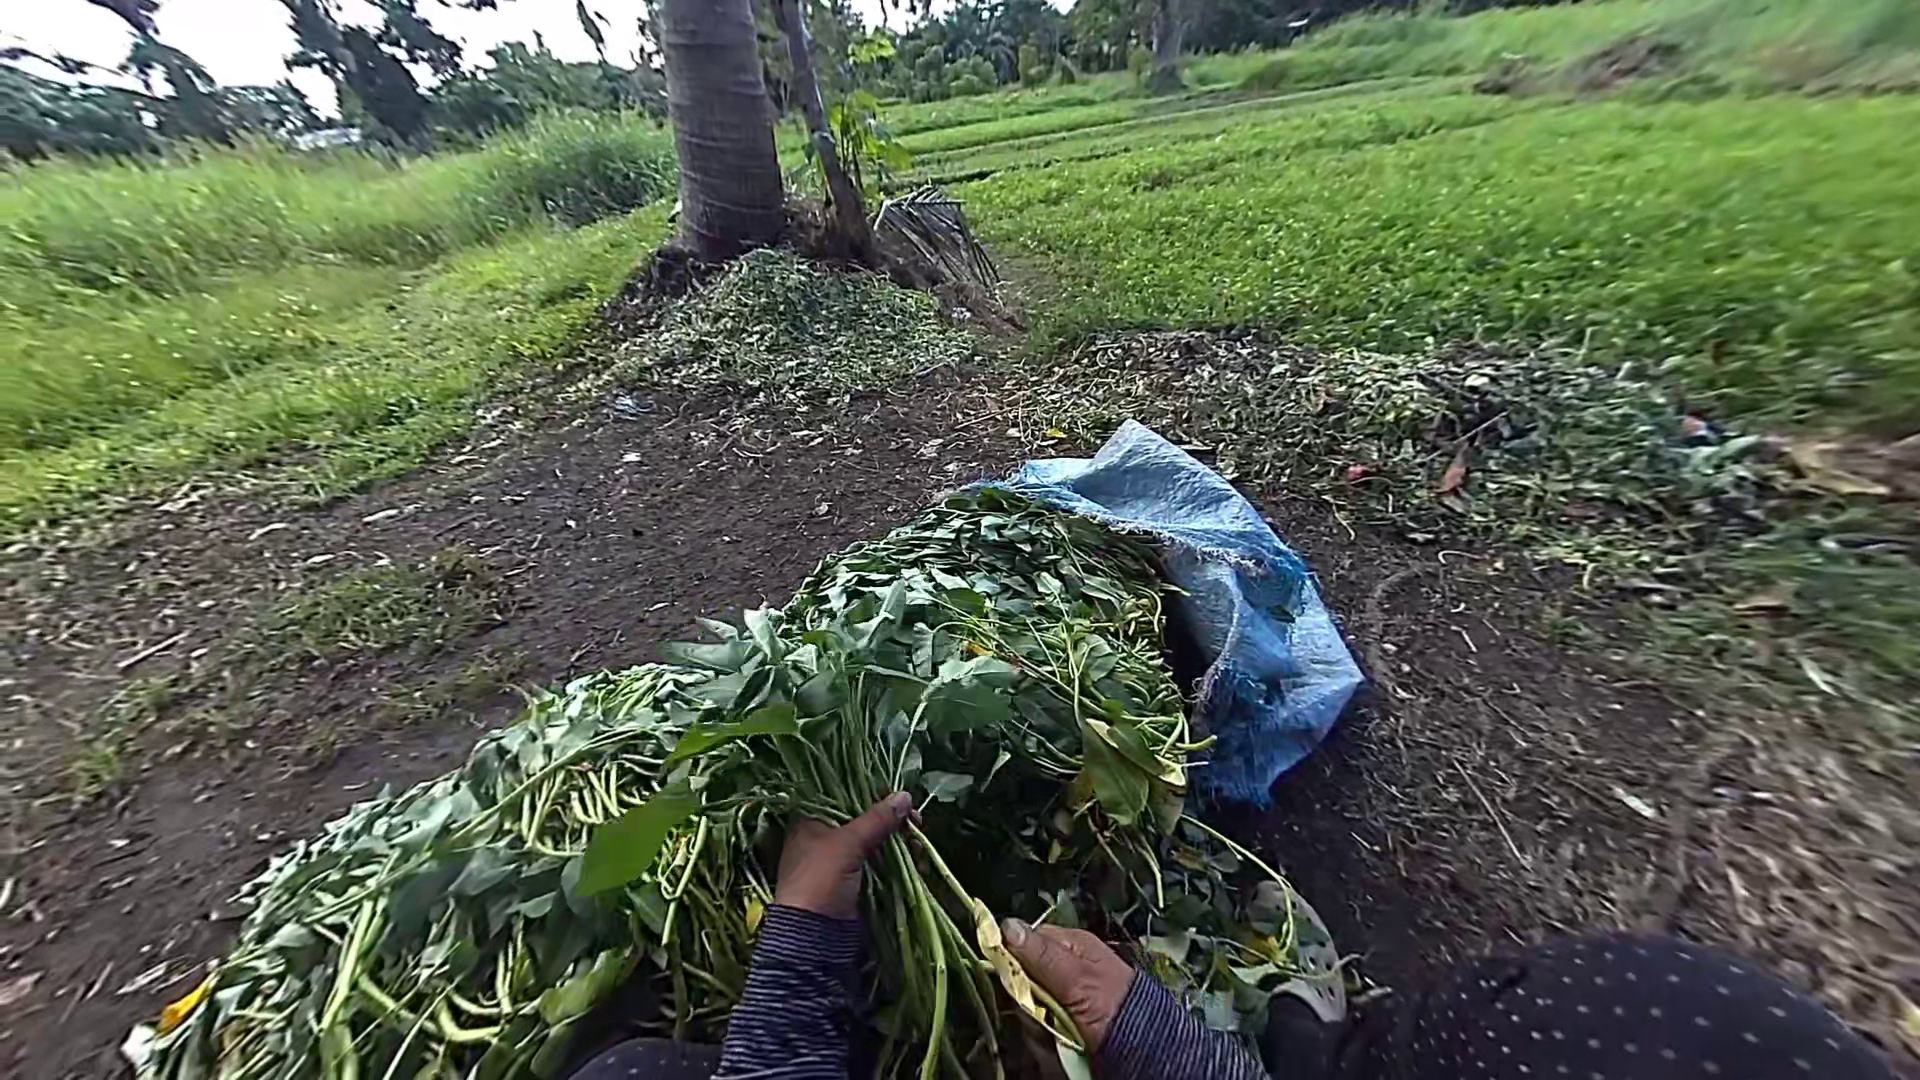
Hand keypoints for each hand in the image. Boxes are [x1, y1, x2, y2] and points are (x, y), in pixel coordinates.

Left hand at [773, 792, 914, 918]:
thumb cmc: (821, 880)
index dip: (874, 793)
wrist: (813, 940)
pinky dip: (899, 860)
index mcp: (812, 821)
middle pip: (866, 818)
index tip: (898, 796)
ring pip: (877, 841)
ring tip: (918, 843)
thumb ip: (877, 819)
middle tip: (916, 820)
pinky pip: (881, 862)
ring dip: (900, 840)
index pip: (847, 795)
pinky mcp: (856, 881)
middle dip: (893, 819)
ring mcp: (842, 861)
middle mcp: (825, 836)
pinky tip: (917, 860)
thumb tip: (904, 796)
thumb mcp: (848, 843)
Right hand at [1001, 919, 1135, 1051]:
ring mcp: (1063, 1003)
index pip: (1026, 941)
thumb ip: (1042, 953)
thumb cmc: (1117, 1005)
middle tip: (1044, 1017)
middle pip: (1023, 981)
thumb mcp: (1077, 976)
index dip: (1013, 958)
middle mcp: (1063, 971)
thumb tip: (1006, 925)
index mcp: (1070, 946)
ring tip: (1058, 1037)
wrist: (1147, 1053)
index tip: (1010, 978)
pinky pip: (1039, 1035)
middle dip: (1028, 1003)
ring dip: (1036, 1028)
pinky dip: (1045, 1046)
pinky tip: (1059, 1049)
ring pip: (1029, 1011)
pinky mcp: (1063, 1031)